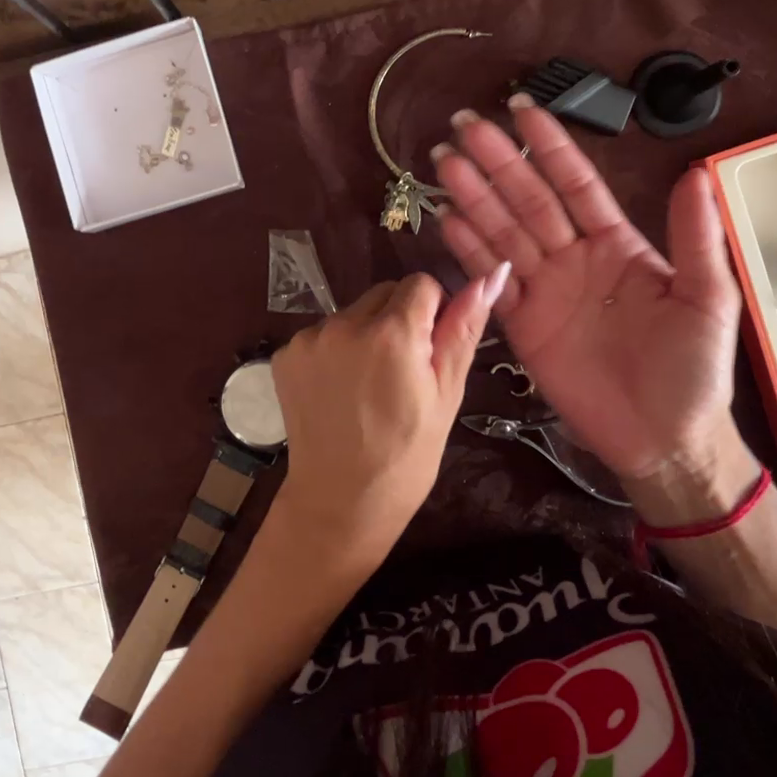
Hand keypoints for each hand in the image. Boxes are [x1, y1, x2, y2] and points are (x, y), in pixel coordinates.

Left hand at [268, 271, 503, 558]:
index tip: (427, 352)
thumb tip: (493, 274)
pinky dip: (333, 353)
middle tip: (400, 373)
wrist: (341, 501)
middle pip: (383, 294)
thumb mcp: (447, 394)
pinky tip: (339, 392)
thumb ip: (463, 328)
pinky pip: (321, 335)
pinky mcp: (284, 356)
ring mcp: (308, 340)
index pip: (421, 284)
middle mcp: (344, 324)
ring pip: (351, 314)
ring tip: (368, 387)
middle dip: (397, 321)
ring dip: (364, 336)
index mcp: (392, 333)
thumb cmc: (407, 455)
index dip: (432, 314)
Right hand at [431, 97, 743, 487]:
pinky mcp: (522, 325)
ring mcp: (545, 290)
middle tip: (463, 126)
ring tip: (443, 163)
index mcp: (618, 245)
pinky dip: (469, 251)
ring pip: (503, 233)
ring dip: (474, 197)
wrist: (661, 438)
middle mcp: (574, 258)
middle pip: (528, 200)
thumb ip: (695, 238)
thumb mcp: (707, 299)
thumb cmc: (693, 369)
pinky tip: (447, 220)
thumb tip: (695, 172)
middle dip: (497, 163)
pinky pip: (492, 281)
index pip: (576, 184)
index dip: (549, 148)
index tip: (522, 110)